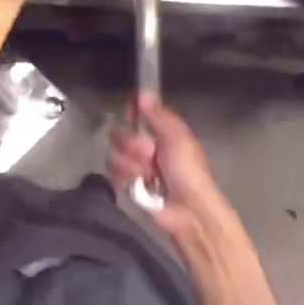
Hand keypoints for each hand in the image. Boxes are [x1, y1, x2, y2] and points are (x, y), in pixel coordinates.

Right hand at [108, 95, 225, 238]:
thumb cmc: (188, 173)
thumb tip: (143, 92)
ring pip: (117, 155)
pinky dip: (122, 177)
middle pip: (125, 135)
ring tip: (144, 175)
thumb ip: (159, 116)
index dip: (134, 112)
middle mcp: (151, 148)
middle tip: (146, 156)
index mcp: (166, 134)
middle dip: (131, 144)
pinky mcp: (131, 186)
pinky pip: (114, 173)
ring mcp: (140, 168)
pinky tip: (133, 182)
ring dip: (129, 164)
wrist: (189, 212)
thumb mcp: (177, 139)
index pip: (143, 114)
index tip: (130, 113)